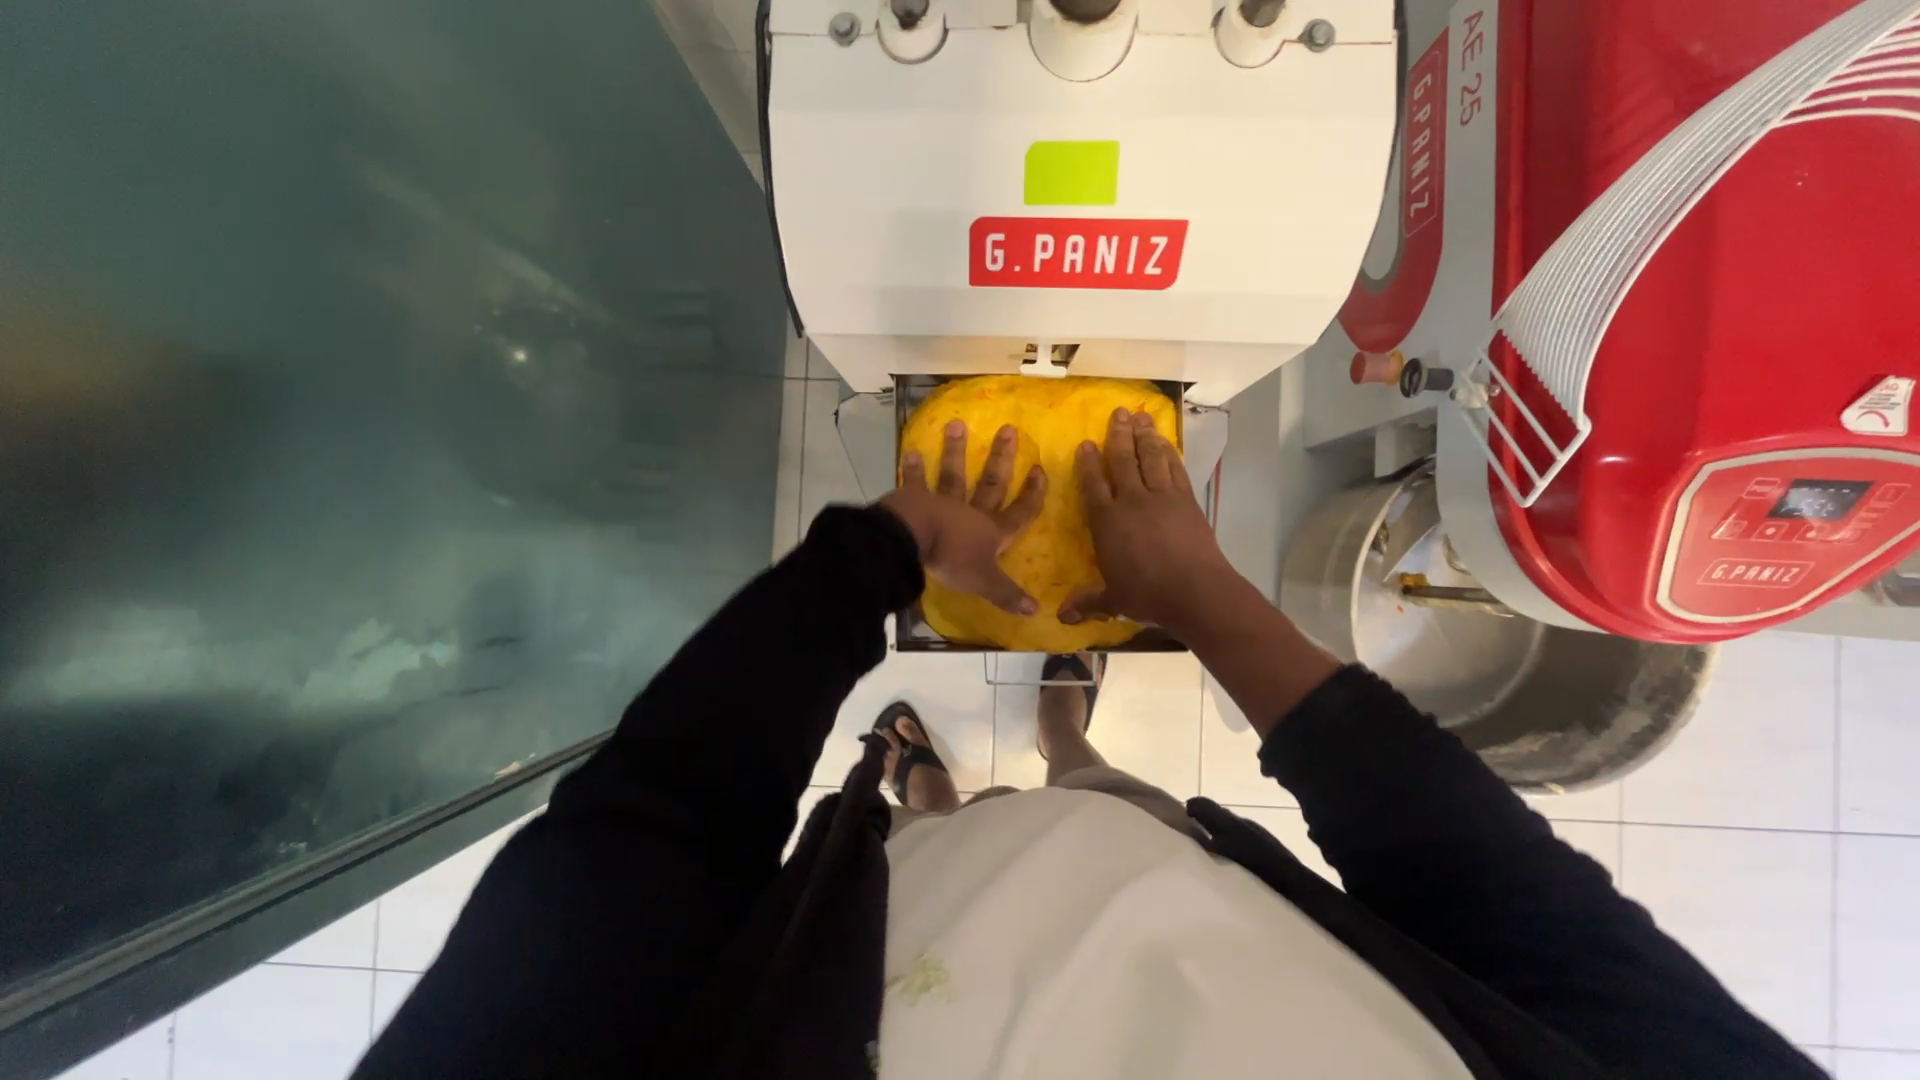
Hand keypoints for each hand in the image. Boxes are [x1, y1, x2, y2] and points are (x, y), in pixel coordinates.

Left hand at [880, 420, 1046, 615]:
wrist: (915, 540)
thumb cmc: (953, 559)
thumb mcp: (985, 582)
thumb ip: (1008, 594)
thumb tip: (1036, 610)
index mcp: (992, 532)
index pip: (1020, 512)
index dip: (1032, 494)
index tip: (1040, 470)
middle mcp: (971, 512)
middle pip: (991, 484)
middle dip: (1001, 459)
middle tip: (1009, 430)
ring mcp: (942, 502)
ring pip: (953, 475)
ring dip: (955, 451)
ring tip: (956, 425)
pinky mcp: (914, 500)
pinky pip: (915, 483)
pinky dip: (913, 469)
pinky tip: (910, 451)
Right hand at [1060, 407, 1238, 634]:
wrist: (1195, 590)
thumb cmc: (1147, 595)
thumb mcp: (1113, 600)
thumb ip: (1088, 603)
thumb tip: (1060, 618)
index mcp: (1107, 521)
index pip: (1093, 484)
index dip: (1088, 463)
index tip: (1085, 443)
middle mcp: (1132, 501)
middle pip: (1123, 460)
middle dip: (1118, 435)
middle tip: (1117, 413)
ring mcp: (1162, 497)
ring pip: (1150, 458)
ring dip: (1145, 436)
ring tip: (1140, 418)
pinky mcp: (1186, 500)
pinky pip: (1175, 469)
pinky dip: (1169, 454)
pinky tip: (1165, 444)